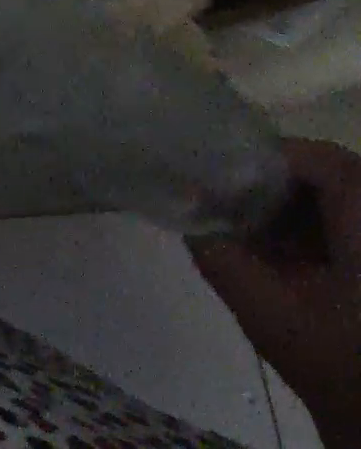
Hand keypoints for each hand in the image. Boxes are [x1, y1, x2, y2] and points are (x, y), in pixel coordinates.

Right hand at [190, 139, 360, 443]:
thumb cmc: (333, 364)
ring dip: (292, 206)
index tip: (220, 176)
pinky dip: (314, 231)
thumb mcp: (261, 306)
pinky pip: (349, 225)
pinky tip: (284, 257)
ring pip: (343, 199)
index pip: (326, 162)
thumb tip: (178, 200)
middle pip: (335, 175)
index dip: (270, 157)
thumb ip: (215, 248)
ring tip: (250, 233)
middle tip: (226, 204)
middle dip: (275, 182)